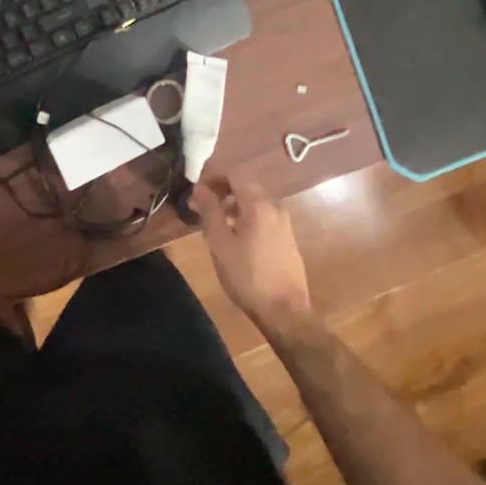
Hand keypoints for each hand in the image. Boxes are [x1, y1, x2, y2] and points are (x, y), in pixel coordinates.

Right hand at [189, 176, 313, 334]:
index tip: (197, 191)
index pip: (235, 174)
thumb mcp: (220, 244)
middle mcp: (275, 206)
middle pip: (246, 186)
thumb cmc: (247, 276)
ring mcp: (285, 222)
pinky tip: (236, 238)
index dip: (214, 177)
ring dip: (235, 205)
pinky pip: (264, 216)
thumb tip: (198, 188)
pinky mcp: (287, 237)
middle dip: (223, 191)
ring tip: (216, 224)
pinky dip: (248, 217)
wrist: (285, 310)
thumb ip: (210, 211)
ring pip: (256, 202)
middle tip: (203, 207)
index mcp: (258, 204)